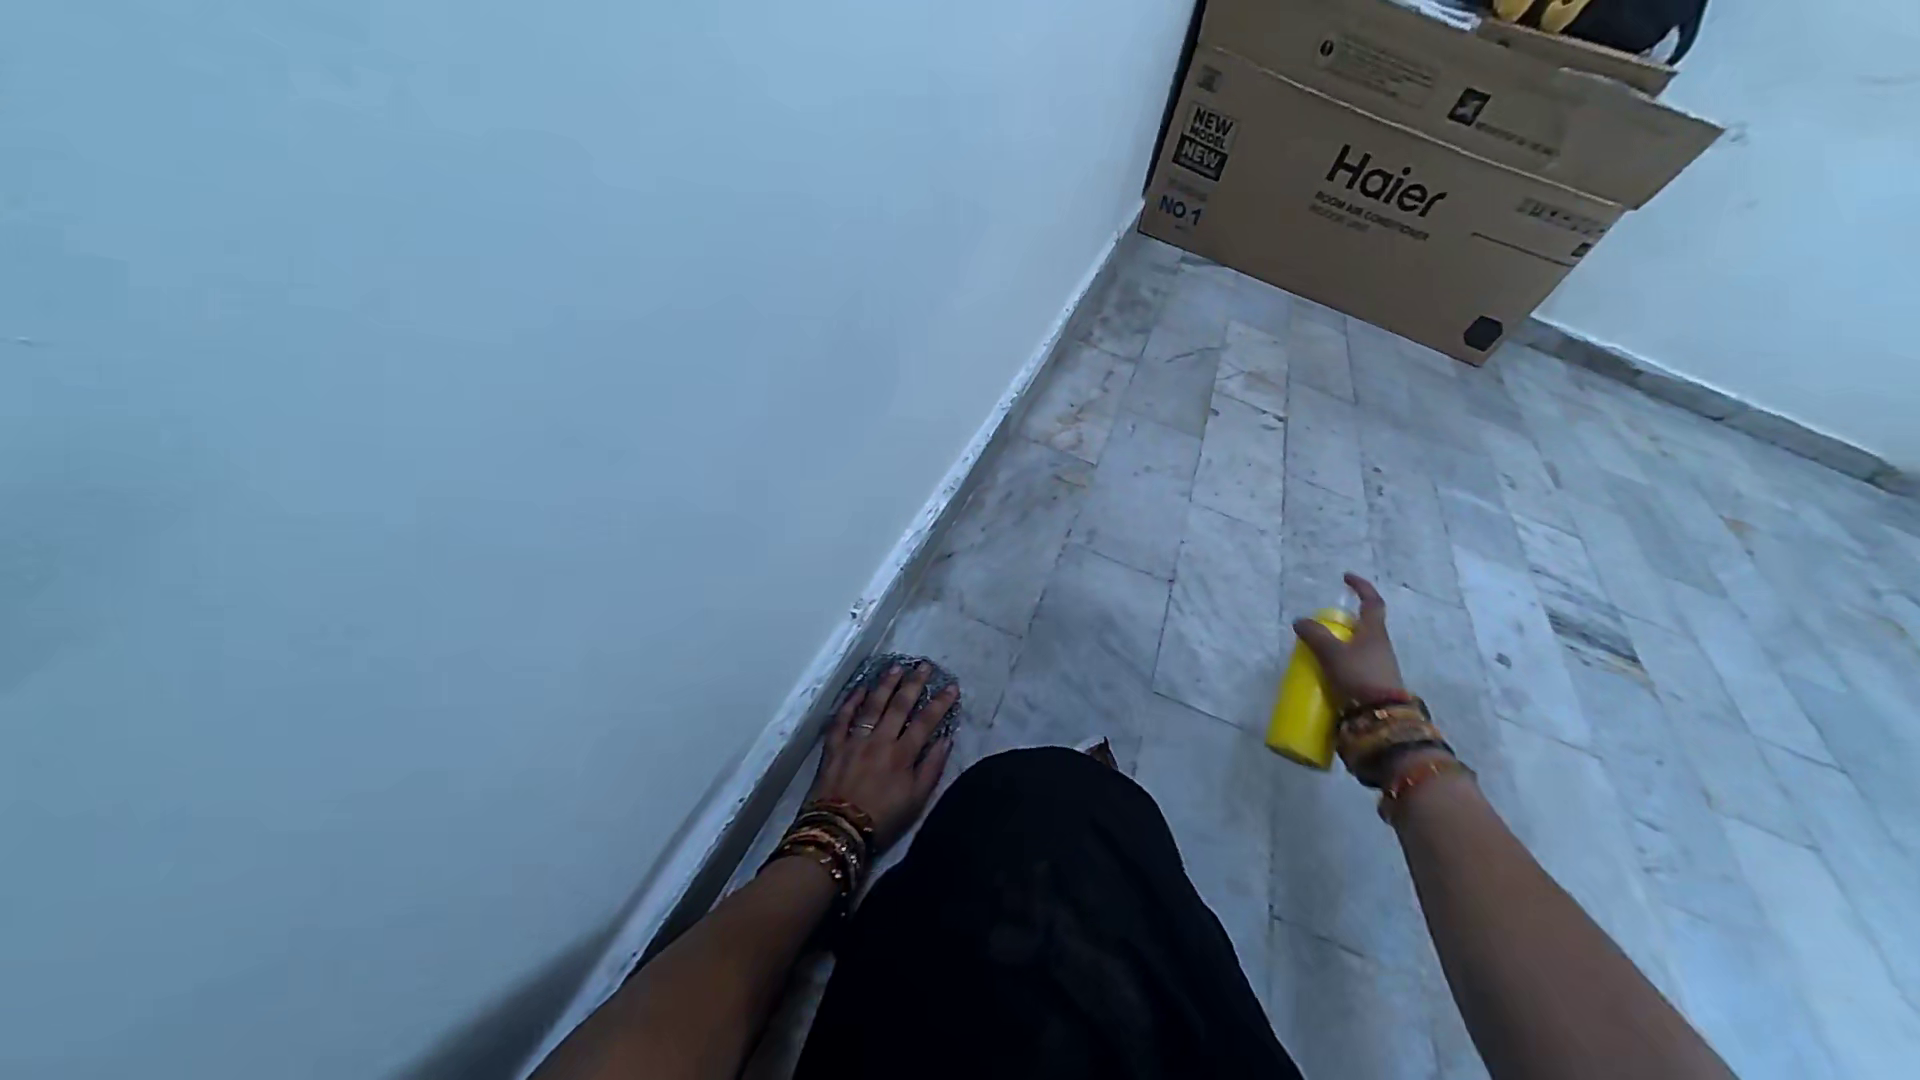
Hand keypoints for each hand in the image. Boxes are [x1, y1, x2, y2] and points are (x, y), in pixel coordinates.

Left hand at [807, 663, 956, 852]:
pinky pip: (843, 717)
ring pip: (873, 705)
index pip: (926, 722)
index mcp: (902, 755)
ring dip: (886, 684)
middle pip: (900, 706)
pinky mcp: (834, 745)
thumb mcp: (917, 801)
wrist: (838, 831)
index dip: (940, 703)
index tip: (951, 687)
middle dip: (914, 684)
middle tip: (924, 666)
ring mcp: (855, 740)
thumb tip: (945, 740)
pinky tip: (860, 688)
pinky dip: (851, 701)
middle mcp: (880, 741)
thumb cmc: (882, 820)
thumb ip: (932, 768)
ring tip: (896, 667)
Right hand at [1292, 573, 1406, 710]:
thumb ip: (1315, 635)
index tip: (1347, 578)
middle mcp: (1381, 645)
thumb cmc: (1359, 676)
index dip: (1361, 587)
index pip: (1372, 602)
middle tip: (1326, 620)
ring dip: (1344, 641)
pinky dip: (1343, 658)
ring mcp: (1380, 664)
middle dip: (1347, 619)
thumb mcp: (1331, 653)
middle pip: (1366, 624)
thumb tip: (1300, 621)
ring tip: (1322, 646)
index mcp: (1374, 632)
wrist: (1381, 715)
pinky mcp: (1375, 681)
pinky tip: (1329, 668)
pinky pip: (1357, 661)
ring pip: (1361, 644)